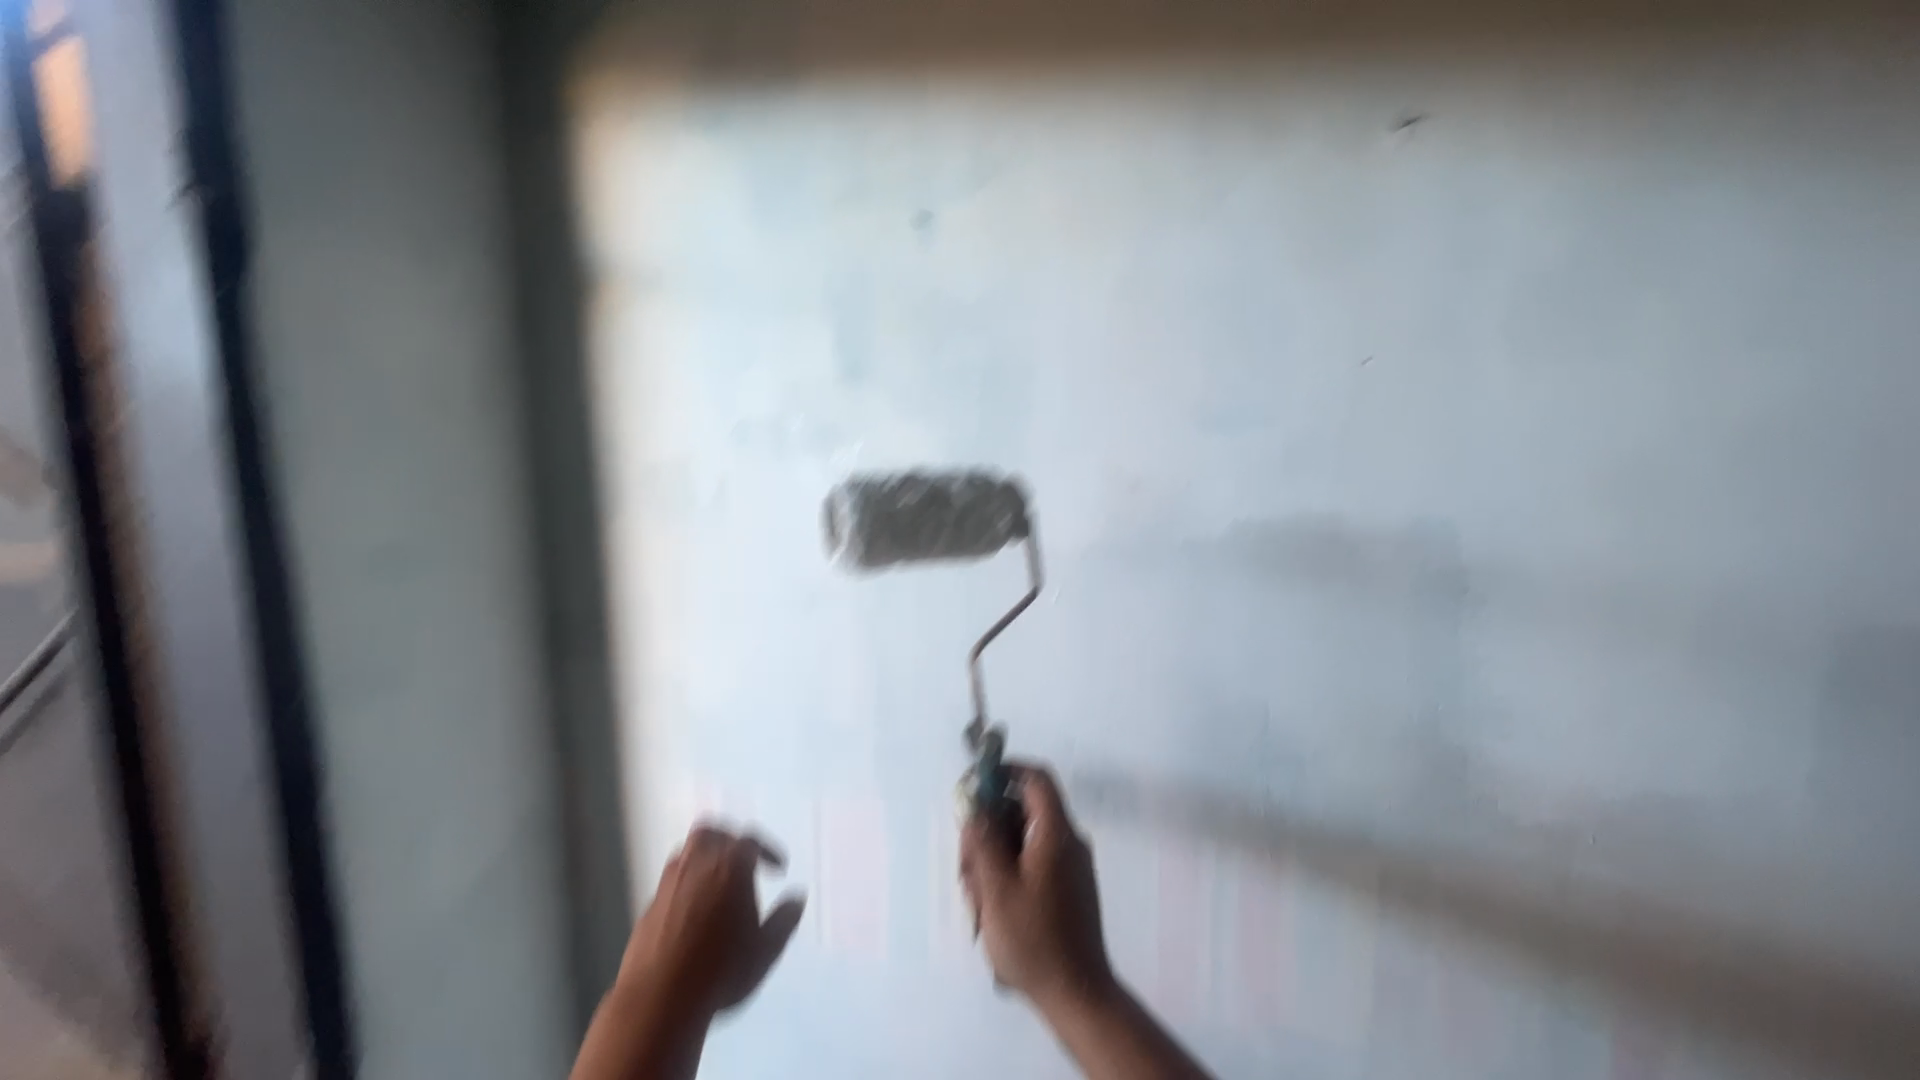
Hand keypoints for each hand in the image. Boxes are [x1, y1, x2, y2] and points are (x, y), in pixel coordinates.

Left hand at [618, 823, 806, 1016]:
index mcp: (730, 866)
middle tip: (743, 858)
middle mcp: (696, 865)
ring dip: (706, 858)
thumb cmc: (720, 970)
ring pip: (687, 853)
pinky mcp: (649, 905)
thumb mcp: (765, 950)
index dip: (768, 851)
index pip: (751, 841)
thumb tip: (797, 898)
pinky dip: (688, 881)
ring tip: (719, 882)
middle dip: (730, 839)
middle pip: (711, 833)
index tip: (778, 868)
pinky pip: (673, 879)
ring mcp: (668, 884)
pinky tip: (696, 909)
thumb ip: (784, 920)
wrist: (658, 999)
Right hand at [959, 763, 1115, 1007]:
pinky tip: (991, 911)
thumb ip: (983, 840)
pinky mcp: (1065, 889)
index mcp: (1056, 834)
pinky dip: (1007, 877)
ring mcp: (1068, 867)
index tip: (974, 786)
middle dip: (988, 831)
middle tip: (966, 866)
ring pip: (1021, 843)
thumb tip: (976, 805)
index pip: (1036, 779)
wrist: (1076, 994)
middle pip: (1022, 813)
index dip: (1005, 771)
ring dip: (993, 860)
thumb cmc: (1034, 939)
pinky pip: (1031, 865)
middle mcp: (1067, 843)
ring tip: (978, 901)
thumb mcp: (996, 887)